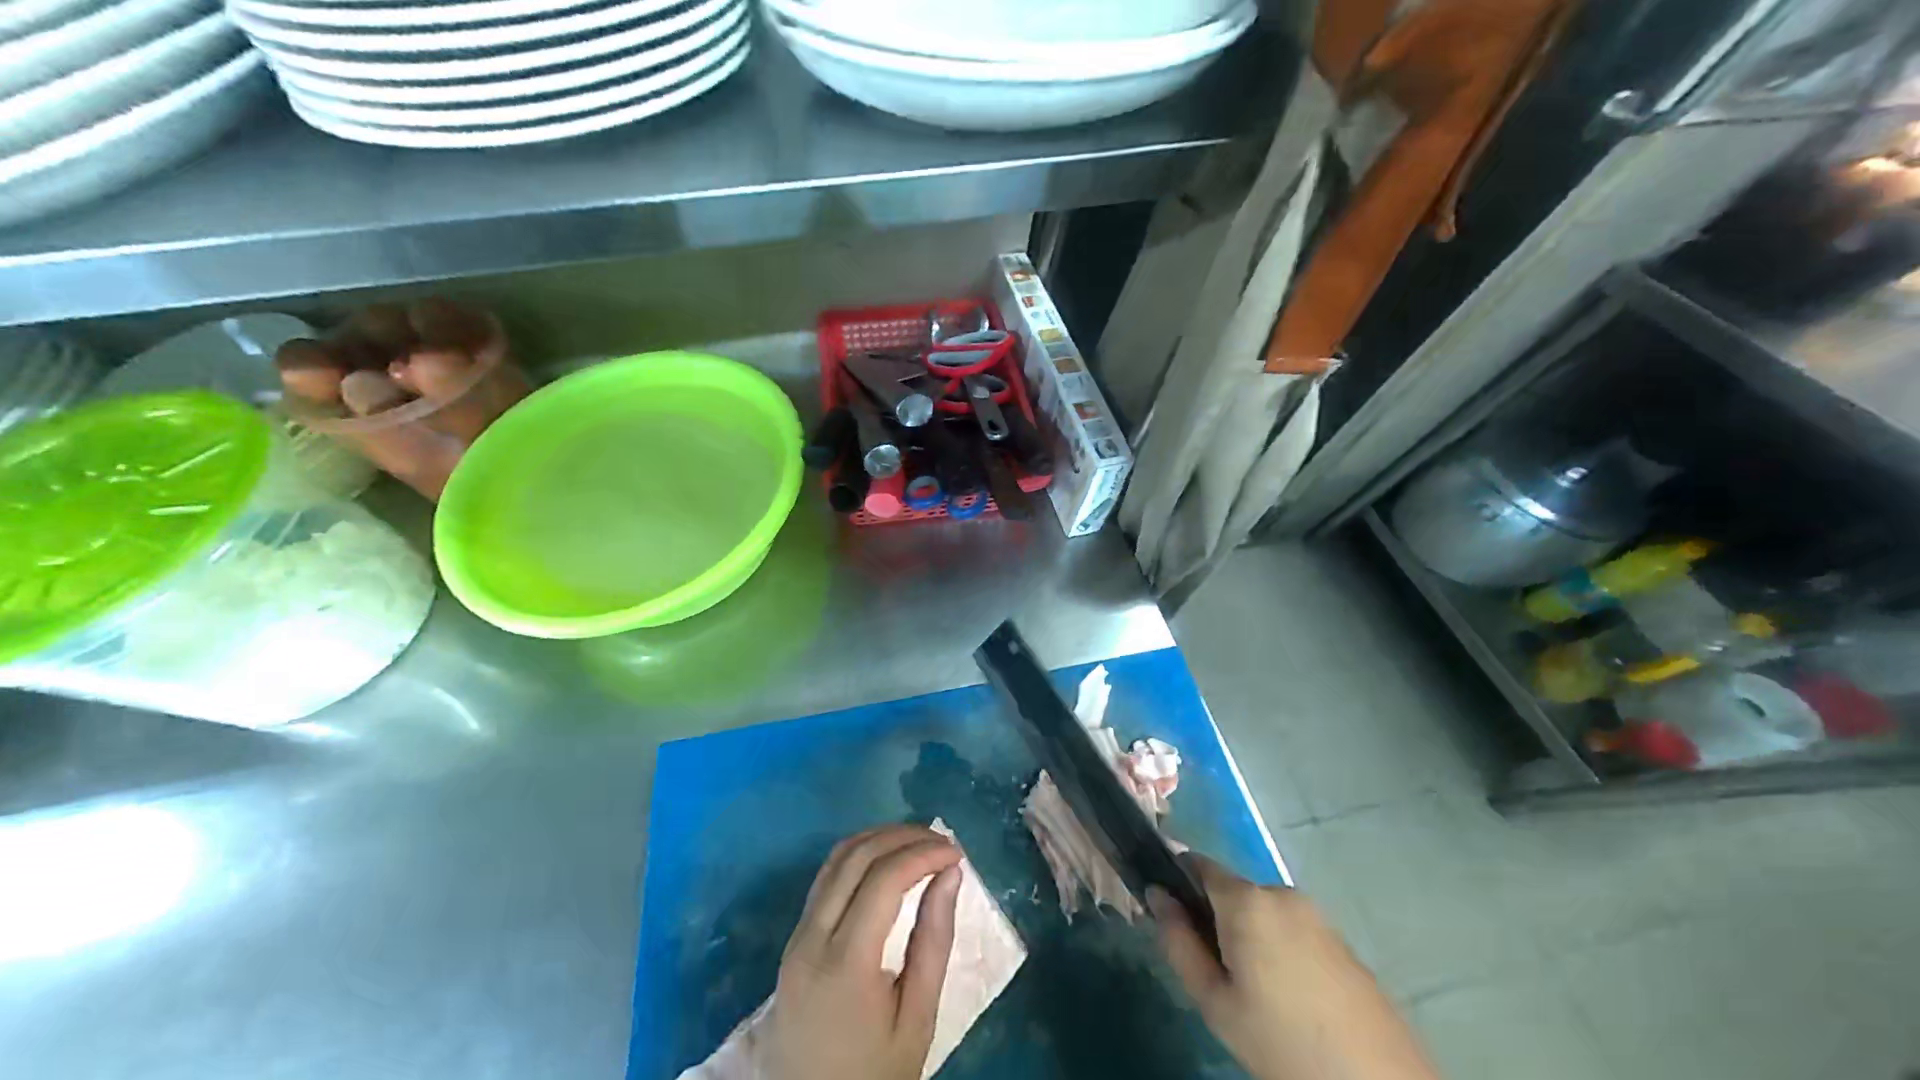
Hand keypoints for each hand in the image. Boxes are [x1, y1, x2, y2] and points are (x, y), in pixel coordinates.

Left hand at [766, 824, 963, 1079]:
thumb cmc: (873, 1074)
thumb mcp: (916, 1020)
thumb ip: (933, 943)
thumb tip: (950, 875)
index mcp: (845, 963)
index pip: (883, 879)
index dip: (923, 854)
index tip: (958, 853)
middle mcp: (812, 938)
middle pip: (856, 857)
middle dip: (903, 837)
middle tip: (943, 841)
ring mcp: (796, 937)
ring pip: (835, 860)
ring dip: (878, 840)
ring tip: (919, 843)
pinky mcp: (793, 941)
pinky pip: (824, 880)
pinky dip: (857, 857)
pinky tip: (885, 861)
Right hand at [1150, 853, 1439, 1079]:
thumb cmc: (1281, 1042)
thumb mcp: (1215, 1002)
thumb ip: (1178, 942)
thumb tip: (1156, 895)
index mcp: (1247, 900)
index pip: (1197, 863)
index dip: (1177, 882)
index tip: (1170, 916)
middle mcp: (1282, 893)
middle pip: (1232, 891)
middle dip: (1216, 917)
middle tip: (1216, 971)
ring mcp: (1318, 915)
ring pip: (1263, 912)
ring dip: (1249, 934)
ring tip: (1254, 990)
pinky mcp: (1343, 941)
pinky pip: (1293, 930)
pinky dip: (1280, 948)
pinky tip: (1289, 997)